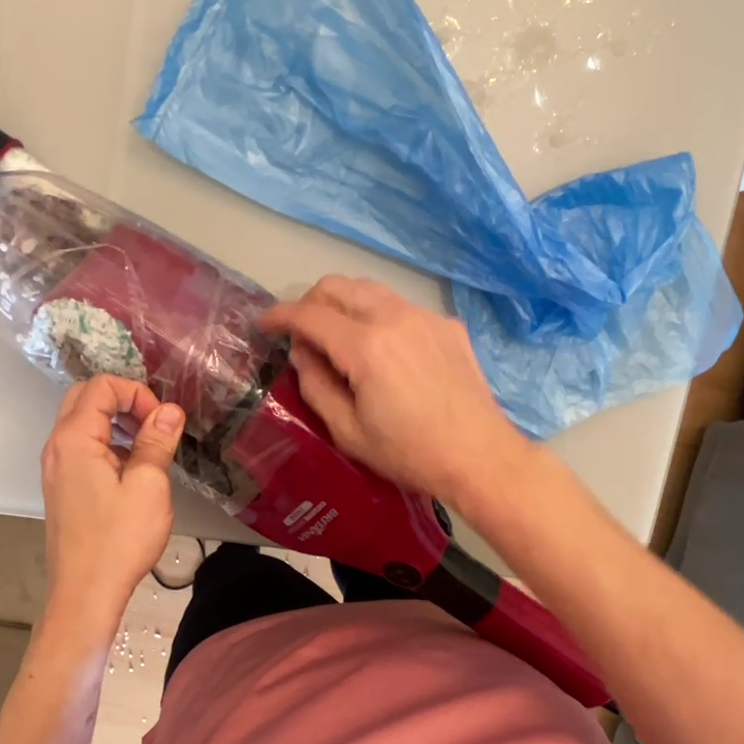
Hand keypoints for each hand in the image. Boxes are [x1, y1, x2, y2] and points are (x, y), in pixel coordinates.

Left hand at [40, 376, 185, 613]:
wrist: (86, 592)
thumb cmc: (119, 540)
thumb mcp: (148, 485)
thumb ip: (157, 440)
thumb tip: (170, 410)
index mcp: (73, 439)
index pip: (101, 386)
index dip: (136, 393)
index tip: (161, 422)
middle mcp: (57, 446)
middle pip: (86, 398)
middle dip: (124, 402)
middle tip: (154, 425)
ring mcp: (56, 468)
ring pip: (83, 423)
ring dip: (117, 424)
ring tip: (150, 448)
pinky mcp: (63, 487)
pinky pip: (83, 448)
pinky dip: (109, 445)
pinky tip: (134, 471)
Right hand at [258, 276, 531, 502]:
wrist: (480, 457)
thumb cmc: (409, 453)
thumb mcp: (348, 432)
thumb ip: (316, 386)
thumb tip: (302, 354)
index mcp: (366, 347)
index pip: (309, 315)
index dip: (279, 316)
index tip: (263, 325)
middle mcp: (395, 318)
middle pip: (339, 286)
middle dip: (310, 302)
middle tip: (300, 332)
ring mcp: (426, 318)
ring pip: (371, 290)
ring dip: (344, 304)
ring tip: (337, 337)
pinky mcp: (447, 326)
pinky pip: (401, 307)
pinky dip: (378, 317)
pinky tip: (382, 351)